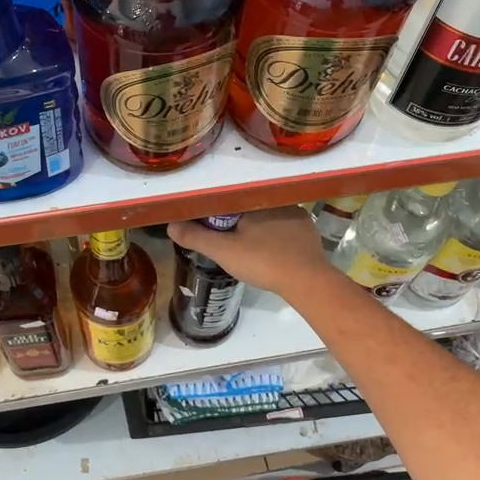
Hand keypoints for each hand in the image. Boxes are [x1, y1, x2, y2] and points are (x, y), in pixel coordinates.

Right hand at [167, 207, 338, 297]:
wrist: (306, 280)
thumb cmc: (262, 261)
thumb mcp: (222, 251)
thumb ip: (196, 236)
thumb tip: (170, 225)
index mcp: (254, 200)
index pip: (229, 199)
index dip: (216, 209)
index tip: (208, 221)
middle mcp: (277, 201)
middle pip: (249, 207)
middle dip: (238, 218)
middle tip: (226, 235)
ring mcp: (297, 215)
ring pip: (269, 217)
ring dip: (258, 226)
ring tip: (247, 243)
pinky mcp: (309, 231)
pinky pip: (286, 228)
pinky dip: (276, 236)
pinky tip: (271, 249)